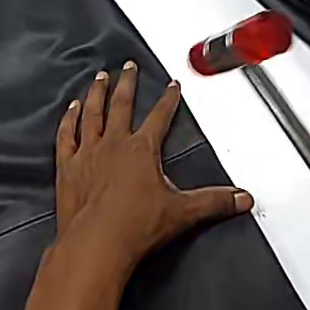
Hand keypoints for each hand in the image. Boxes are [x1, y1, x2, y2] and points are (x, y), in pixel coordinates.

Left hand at [54, 61, 251, 280]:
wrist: (97, 244)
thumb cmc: (136, 227)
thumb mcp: (182, 212)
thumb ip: (214, 202)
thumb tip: (241, 199)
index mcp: (142, 149)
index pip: (160, 116)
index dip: (168, 99)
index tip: (172, 85)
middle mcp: (114, 143)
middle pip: (122, 104)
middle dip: (128, 82)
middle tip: (129, 65)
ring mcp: (89, 151)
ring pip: (93, 112)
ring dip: (97, 92)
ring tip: (100, 77)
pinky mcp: (68, 165)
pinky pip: (67, 135)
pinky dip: (69, 119)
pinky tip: (70, 108)